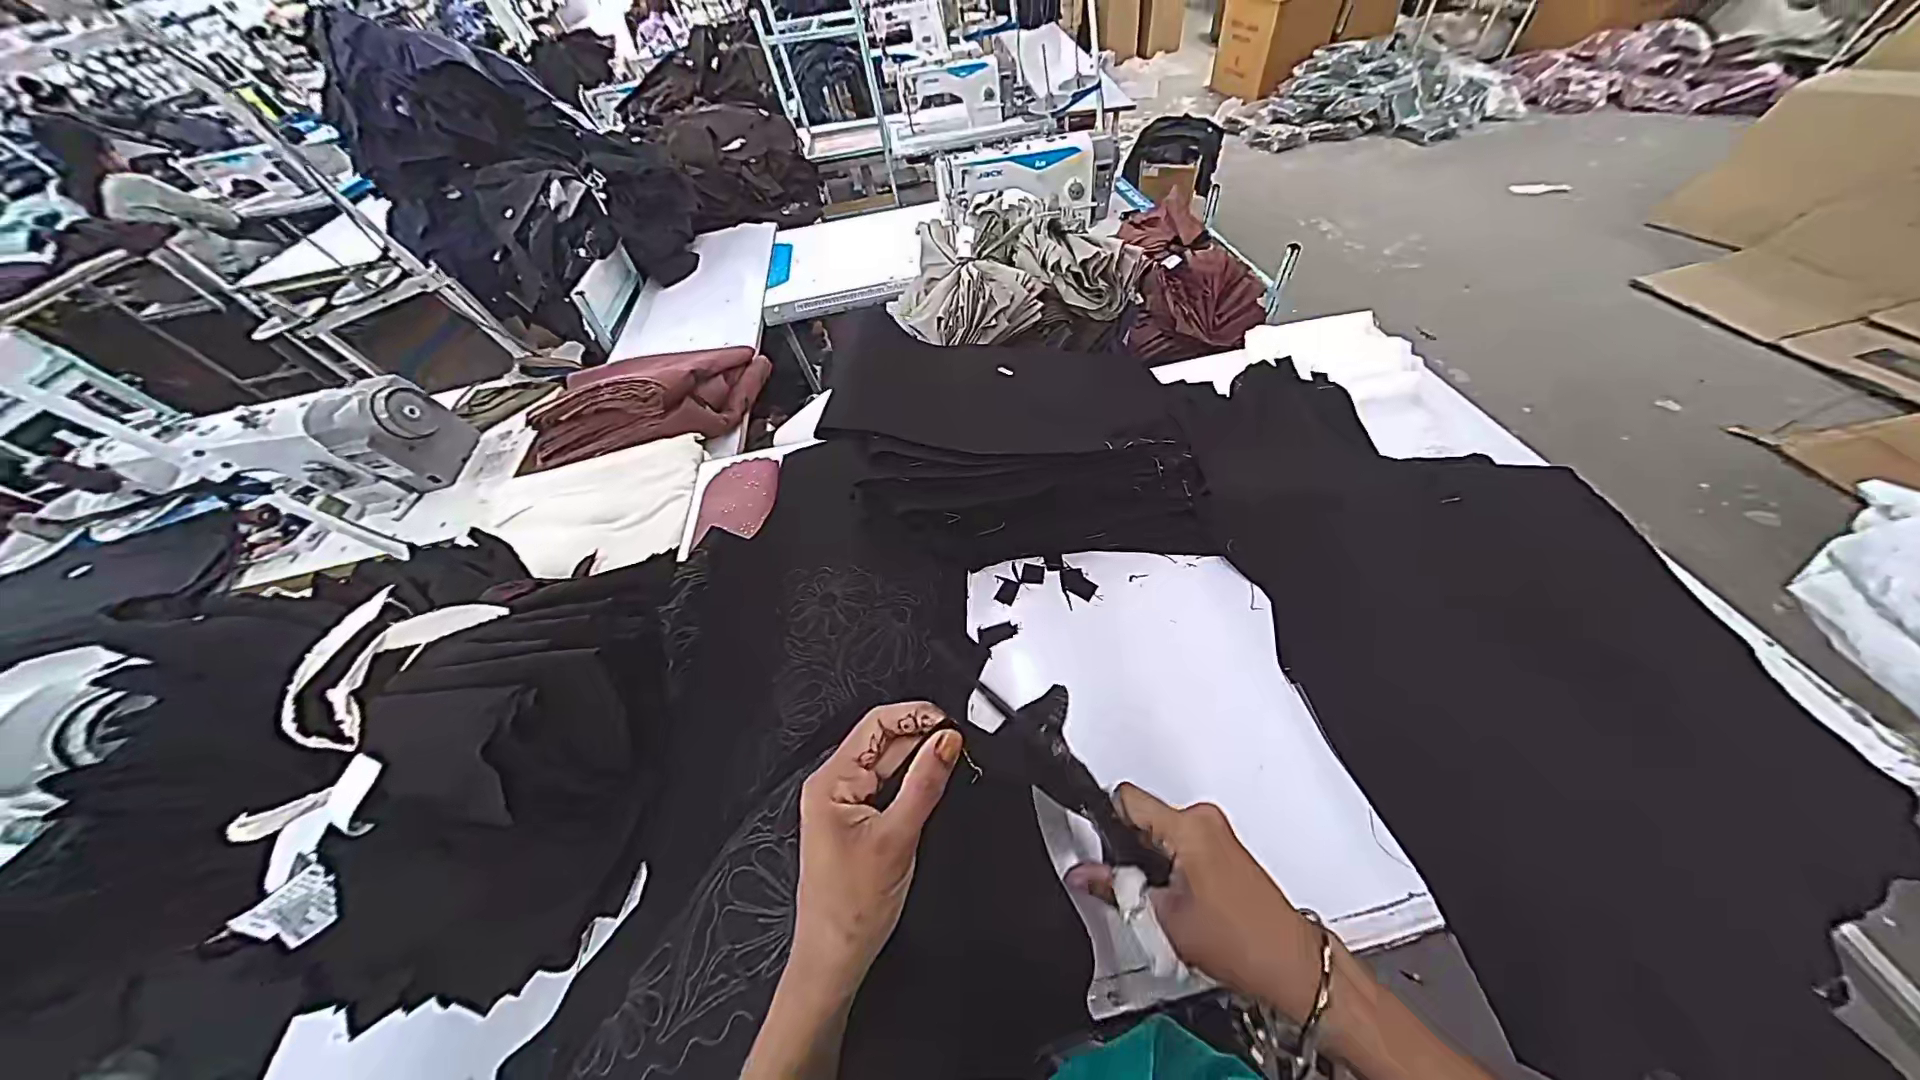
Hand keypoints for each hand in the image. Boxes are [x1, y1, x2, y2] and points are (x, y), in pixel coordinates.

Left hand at [791, 701, 962, 990]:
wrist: (836, 956)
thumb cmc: (849, 910)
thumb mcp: (896, 837)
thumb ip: (924, 783)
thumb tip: (946, 742)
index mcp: (831, 780)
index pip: (875, 724)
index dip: (914, 715)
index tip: (947, 720)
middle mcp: (834, 784)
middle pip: (884, 739)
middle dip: (922, 733)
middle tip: (958, 740)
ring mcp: (845, 800)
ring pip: (889, 760)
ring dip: (920, 754)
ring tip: (951, 755)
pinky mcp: (858, 816)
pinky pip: (889, 782)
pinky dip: (913, 776)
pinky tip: (933, 778)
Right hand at [1066, 783, 1322, 1017]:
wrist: (1291, 965)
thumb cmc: (1244, 943)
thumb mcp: (1163, 919)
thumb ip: (1113, 888)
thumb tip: (1083, 875)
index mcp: (1188, 826)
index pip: (1125, 799)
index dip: (1104, 822)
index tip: (1097, 843)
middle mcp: (1205, 818)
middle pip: (1143, 816)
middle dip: (1129, 848)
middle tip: (1134, 885)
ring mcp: (1217, 830)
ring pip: (1161, 830)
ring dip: (1151, 857)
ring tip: (1162, 898)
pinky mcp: (1224, 843)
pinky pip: (1182, 839)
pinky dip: (1171, 862)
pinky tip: (1180, 897)